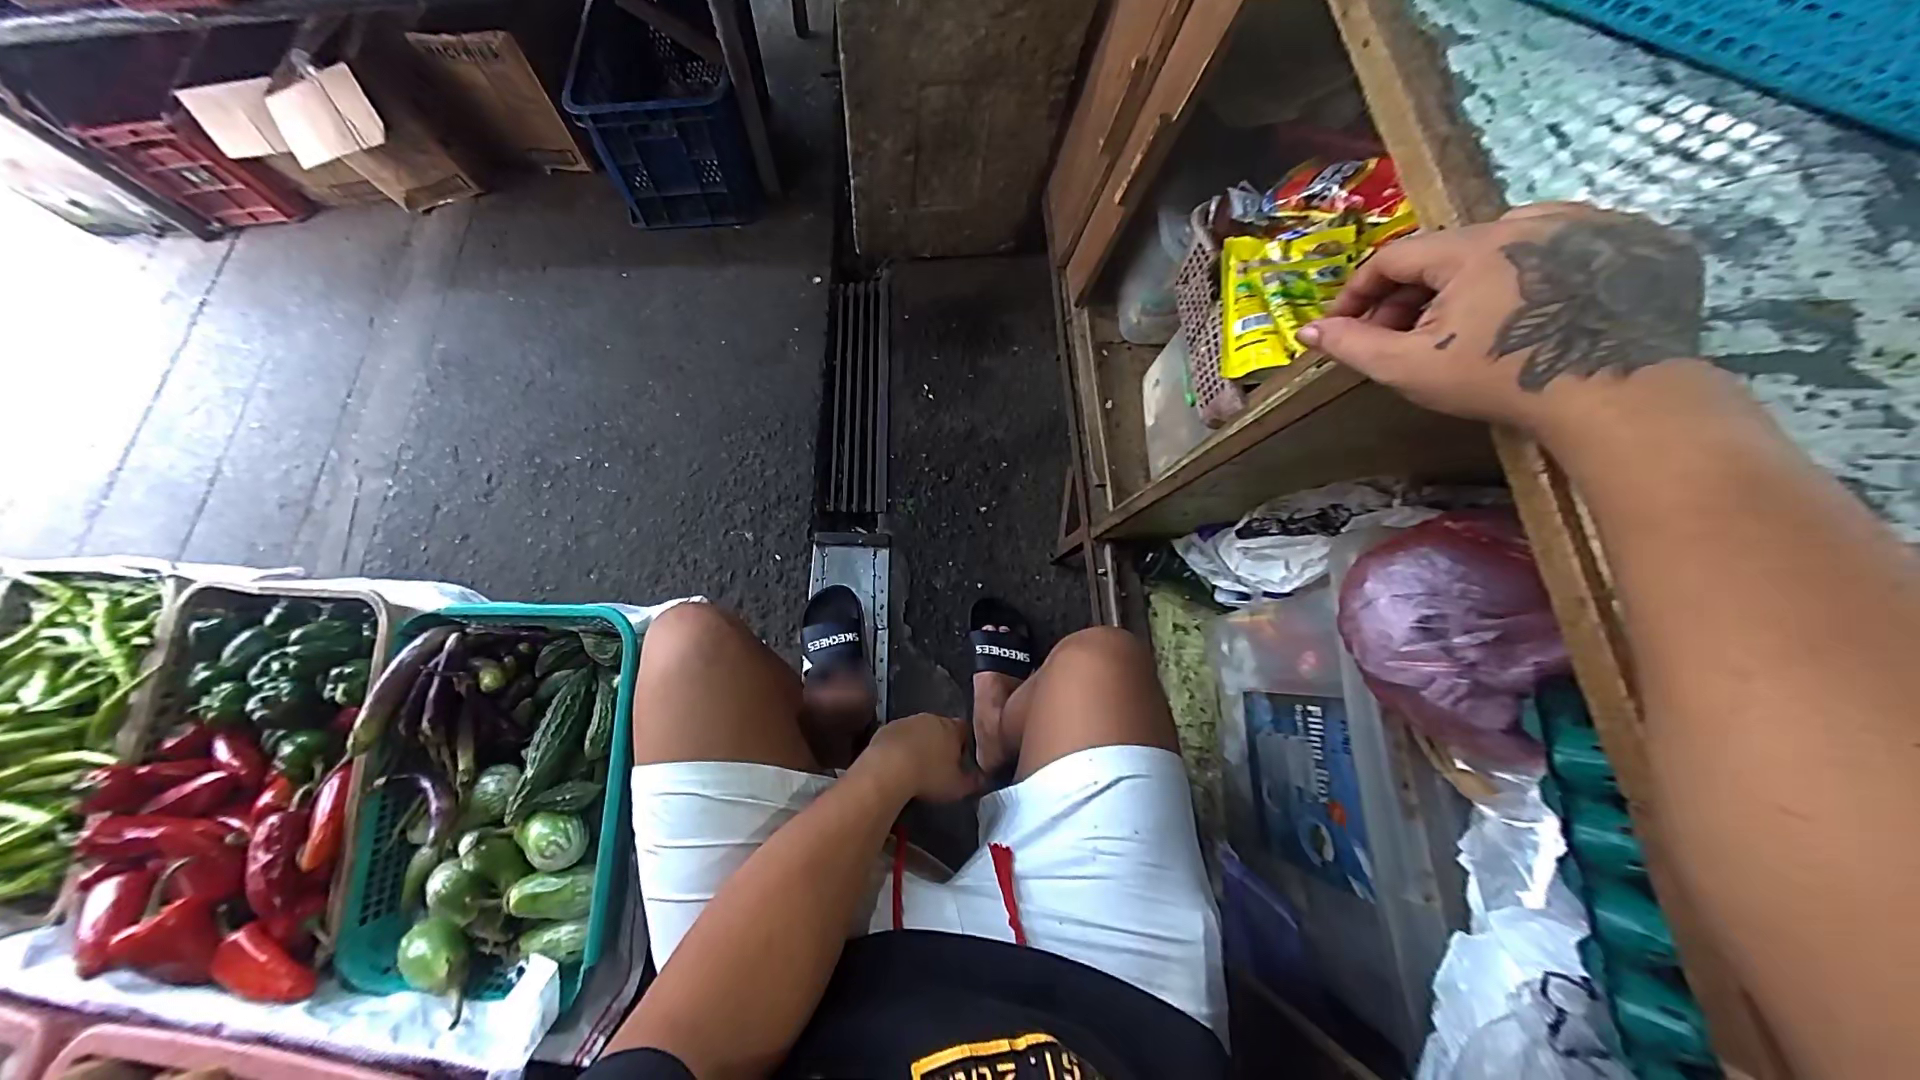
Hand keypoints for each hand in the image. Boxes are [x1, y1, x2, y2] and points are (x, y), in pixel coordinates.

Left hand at [853, 713, 980, 803]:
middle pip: (941, 728)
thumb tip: (983, 779)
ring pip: (918, 731)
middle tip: (939, 766)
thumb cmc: (929, 776)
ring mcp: (906, 721)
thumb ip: (974, 782)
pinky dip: (899, 747)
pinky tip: (897, 765)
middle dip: (941, 743)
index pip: (965, 730)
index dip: (965, 744)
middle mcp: (930, 718)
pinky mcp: (886, 729)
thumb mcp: (958, 787)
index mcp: (952, 728)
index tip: (962, 761)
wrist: (888, 769)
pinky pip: (898, 737)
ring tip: (916, 767)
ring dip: (919, 744)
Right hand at [1298, 203, 1717, 437]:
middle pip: (1449, 251)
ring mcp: (1595, 224)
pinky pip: (1572, 245)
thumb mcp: (1408, 368)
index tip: (1345, 324)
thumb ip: (1352, 345)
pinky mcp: (1643, 240)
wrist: (1617, 397)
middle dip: (1415, 294)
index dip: (1359, 291)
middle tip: (1404, 336)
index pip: (1395, 256)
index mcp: (1472, 248)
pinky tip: (1536, 310)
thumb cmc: (1496, 381)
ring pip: (1511, 241)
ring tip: (1471, 322)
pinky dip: (1541, 271)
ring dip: (1476, 277)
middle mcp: (1532, 220)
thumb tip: (1308, 330)